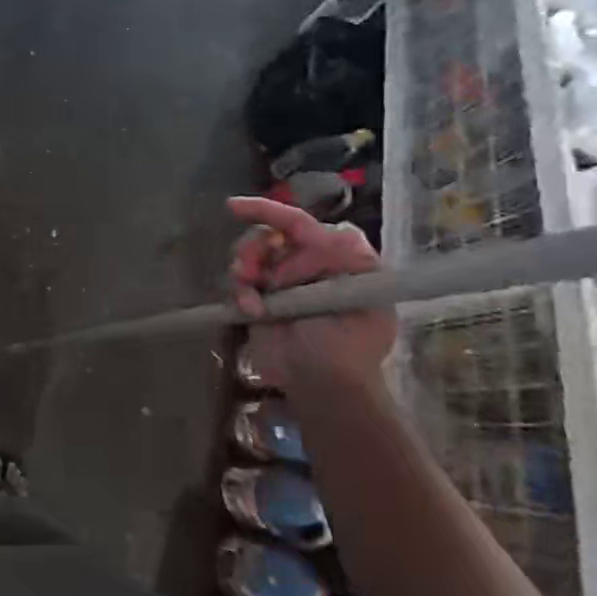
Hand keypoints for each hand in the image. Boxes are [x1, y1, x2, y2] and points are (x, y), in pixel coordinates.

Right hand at [227, 197, 395, 390]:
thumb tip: (333, 232)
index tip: (232, 207)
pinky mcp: (256, 302)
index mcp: (335, 259)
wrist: (322, 388)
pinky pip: (237, 285)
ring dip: (243, 269)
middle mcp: (305, 265)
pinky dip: (240, 295)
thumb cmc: (349, 348)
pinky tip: (251, 312)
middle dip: (253, 248)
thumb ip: (350, 264)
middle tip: (249, 270)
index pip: (299, 224)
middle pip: (266, 237)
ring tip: (250, 296)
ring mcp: (278, 284)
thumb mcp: (363, 303)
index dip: (267, 211)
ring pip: (247, 256)